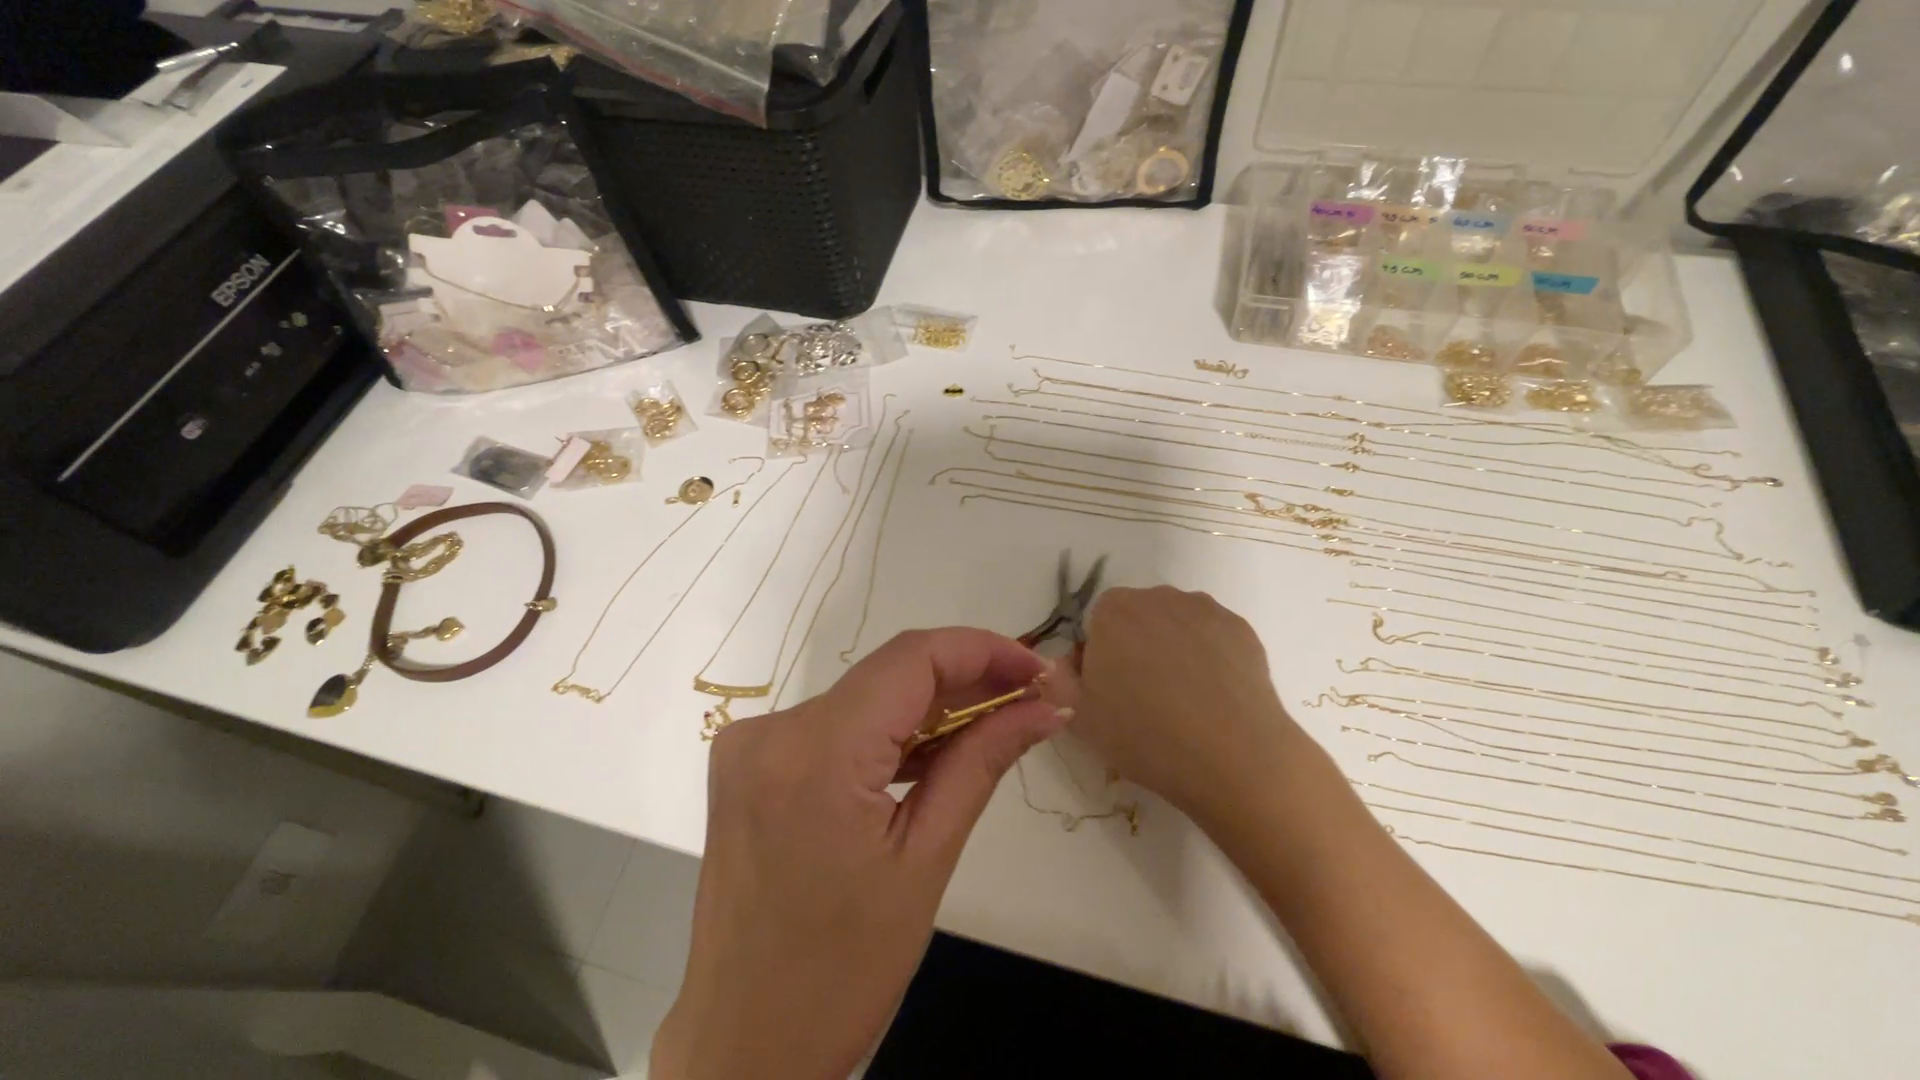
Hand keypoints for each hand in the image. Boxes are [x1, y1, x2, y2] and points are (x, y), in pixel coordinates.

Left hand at [652, 628, 1070, 1079]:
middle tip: (1033, 700)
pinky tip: (934, 754)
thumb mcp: (925, 862)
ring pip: (859, 700)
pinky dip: (884, 736)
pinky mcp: (746, 769)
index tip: (1040, 670)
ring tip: (997, 726)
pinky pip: (830, 729)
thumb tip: (1045, 705)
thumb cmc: (844, 971)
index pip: (911, 659)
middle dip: (963, 681)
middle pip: (885, 676)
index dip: (983, 650)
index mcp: (813, 754)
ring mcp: (749, 749)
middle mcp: (770, 732)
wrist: (745, 1043)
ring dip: (927, 710)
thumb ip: (981, 763)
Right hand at [1045, 587, 1297, 824]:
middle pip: (1137, 619)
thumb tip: (1061, 663)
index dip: (1099, 659)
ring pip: (1176, 626)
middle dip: (1135, 649)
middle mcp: (1159, 597)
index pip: (1096, 625)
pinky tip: (1212, 698)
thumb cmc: (1144, 735)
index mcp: (1113, 611)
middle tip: (1143, 701)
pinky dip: (1208, 658)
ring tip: (1182, 703)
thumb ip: (1055, 681)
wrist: (1233, 756)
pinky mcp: (1241, 629)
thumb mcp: (1078, 717)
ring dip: (1172, 651)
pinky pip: (1212, 638)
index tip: (1108, 694)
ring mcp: (1206, 610)